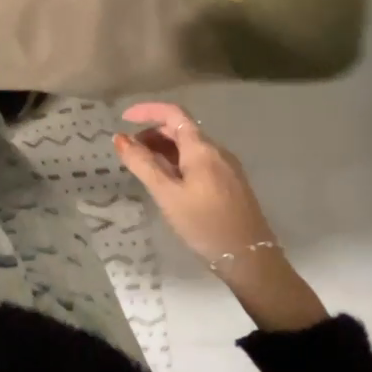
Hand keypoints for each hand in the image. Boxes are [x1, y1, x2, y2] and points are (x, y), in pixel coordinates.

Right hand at [114, 102, 326, 331]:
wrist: (251, 261)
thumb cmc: (204, 224)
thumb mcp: (166, 194)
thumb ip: (141, 163)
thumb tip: (119, 138)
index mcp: (202, 149)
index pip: (173, 113)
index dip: (147, 110)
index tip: (122, 119)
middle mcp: (218, 152)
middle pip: (180, 129)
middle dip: (151, 133)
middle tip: (128, 152)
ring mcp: (227, 168)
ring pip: (189, 147)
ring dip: (163, 149)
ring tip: (143, 169)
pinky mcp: (230, 184)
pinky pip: (199, 161)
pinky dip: (177, 162)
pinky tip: (167, 183)